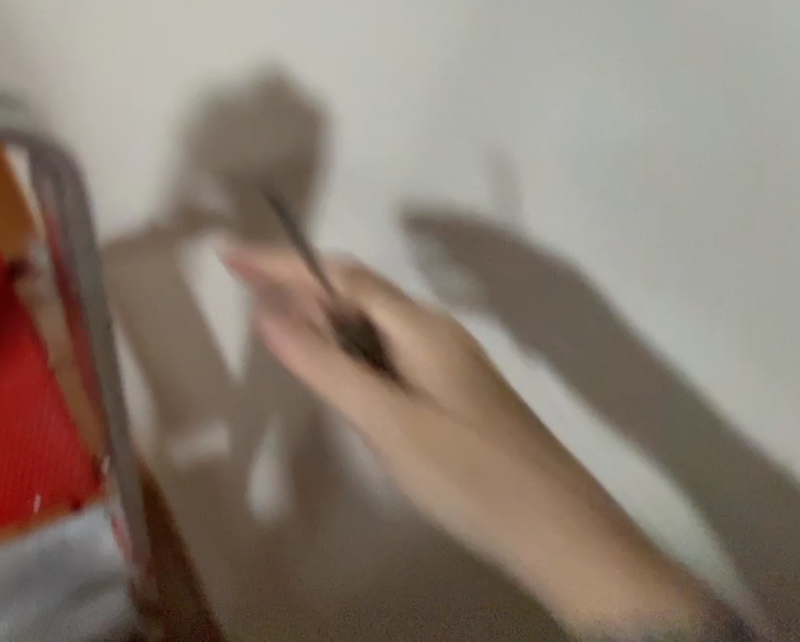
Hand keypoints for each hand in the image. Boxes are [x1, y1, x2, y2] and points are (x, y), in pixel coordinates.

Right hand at [220, 242, 715, 634]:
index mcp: (420, 328)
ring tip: (267, 317)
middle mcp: (432, 331)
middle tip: (238, 281)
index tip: (229, 255)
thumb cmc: (470, 475)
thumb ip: (322, 363)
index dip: (281, 260)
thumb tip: (265, 310)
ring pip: (365, 321)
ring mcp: (443, 361)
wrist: (570, 544)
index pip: (339, 275)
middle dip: (292, 281)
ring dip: (315, 313)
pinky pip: (379, 347)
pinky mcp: (446, 390)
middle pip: (352, 290)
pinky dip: (339, 343)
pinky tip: (322, 363)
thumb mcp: (385, 420)